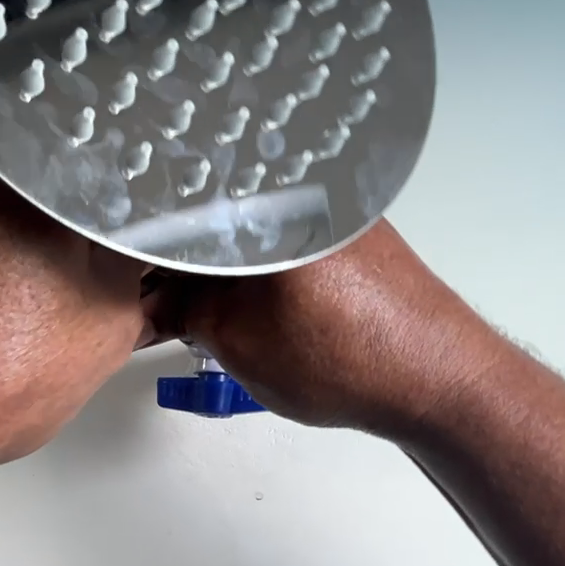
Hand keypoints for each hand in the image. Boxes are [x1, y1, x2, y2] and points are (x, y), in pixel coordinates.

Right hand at [154, 222, 497, 439]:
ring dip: (214, 253)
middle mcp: (305, 185)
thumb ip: (183, 314)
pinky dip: (251, 256)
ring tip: (195, 298)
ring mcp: (331, 201)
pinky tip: (239, 291)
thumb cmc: (359, 361)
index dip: (142, 239)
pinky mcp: (347, 224)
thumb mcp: (240, 346)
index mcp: (272, 202)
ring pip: (246, 218)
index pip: (180, 207)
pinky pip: (280, 229)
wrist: (439, 380)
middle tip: (155, 289)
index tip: (125, 266)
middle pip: (212, 205)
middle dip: (176, 247)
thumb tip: (153, 303)